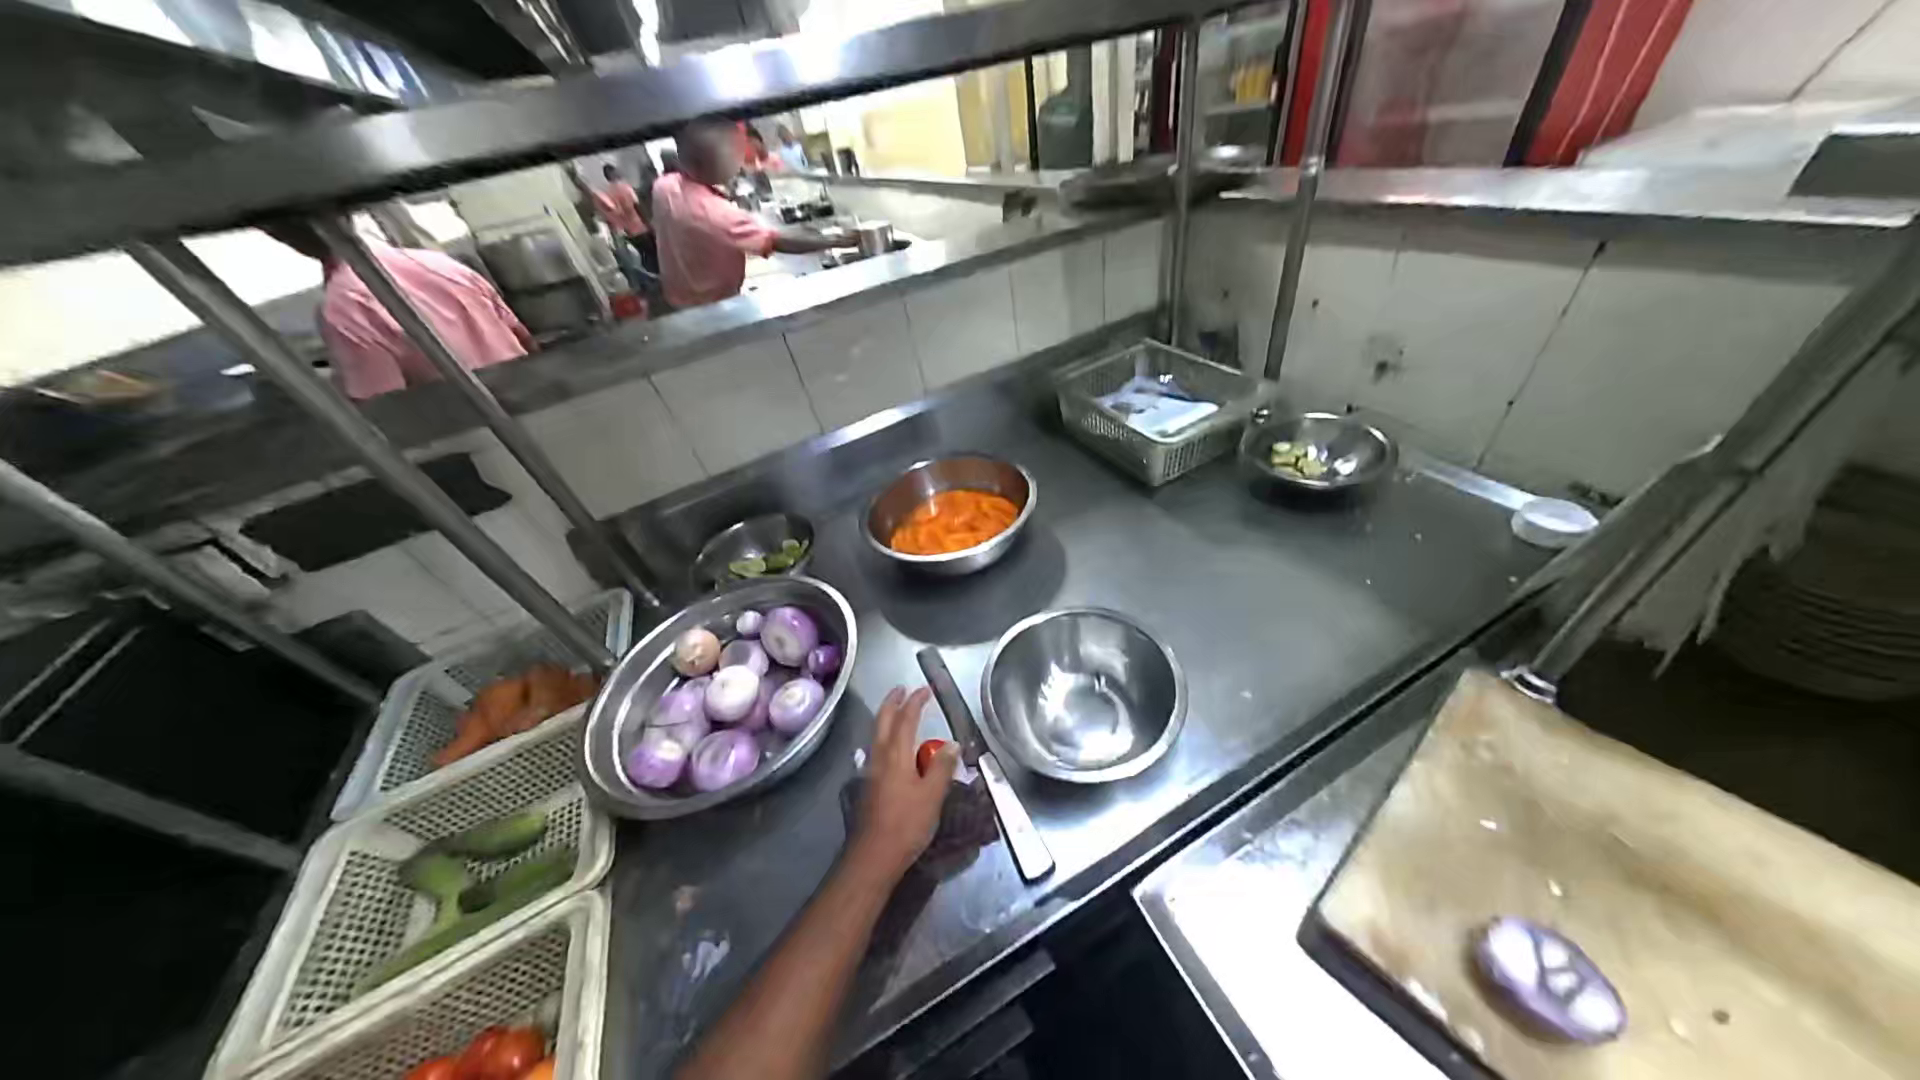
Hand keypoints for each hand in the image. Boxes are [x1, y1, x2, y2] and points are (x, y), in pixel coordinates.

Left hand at [848, 686, 957, 882]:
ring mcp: (870, 772)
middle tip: (902, 689)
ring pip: (876, 735)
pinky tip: (890, 749)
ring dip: (886, 718)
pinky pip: (875, 750)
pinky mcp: (867, 786)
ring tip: (896, 712)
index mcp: (896, 755)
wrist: (873, 856)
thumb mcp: (932, 796)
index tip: (925, 689)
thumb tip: (952, 743)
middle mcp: (879, 757)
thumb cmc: (906, 824)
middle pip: (883, 721)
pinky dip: (883, 738)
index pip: (906, 719)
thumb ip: (942, 767)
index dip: (916, 701)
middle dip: (892, 702)